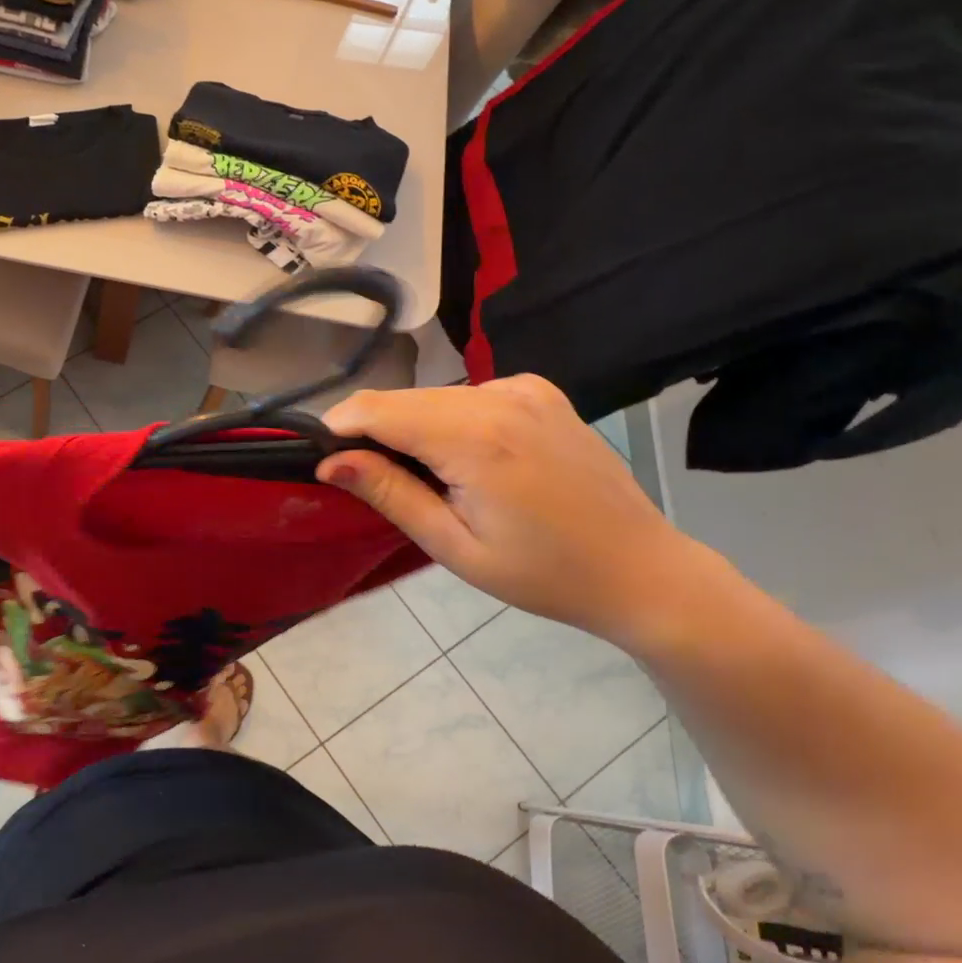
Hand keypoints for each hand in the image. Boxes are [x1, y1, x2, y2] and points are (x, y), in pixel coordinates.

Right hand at [317, 376, 709, 638]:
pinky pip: (467, 397)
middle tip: (367, 481)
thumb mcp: (454, 546)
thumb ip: (389, 494)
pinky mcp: (540, 392)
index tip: (320, 460)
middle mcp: (499, 396)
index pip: (376, 409)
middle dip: (370, 432)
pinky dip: (447, 422)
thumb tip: (328, 461)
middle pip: (401, 400)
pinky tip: (464, 461)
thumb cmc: (543, 573)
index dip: (337, 428)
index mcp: (476, 438)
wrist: (641, 569)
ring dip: (408, 428)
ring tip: (422, 479)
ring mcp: (525, 389)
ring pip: (431, 397)